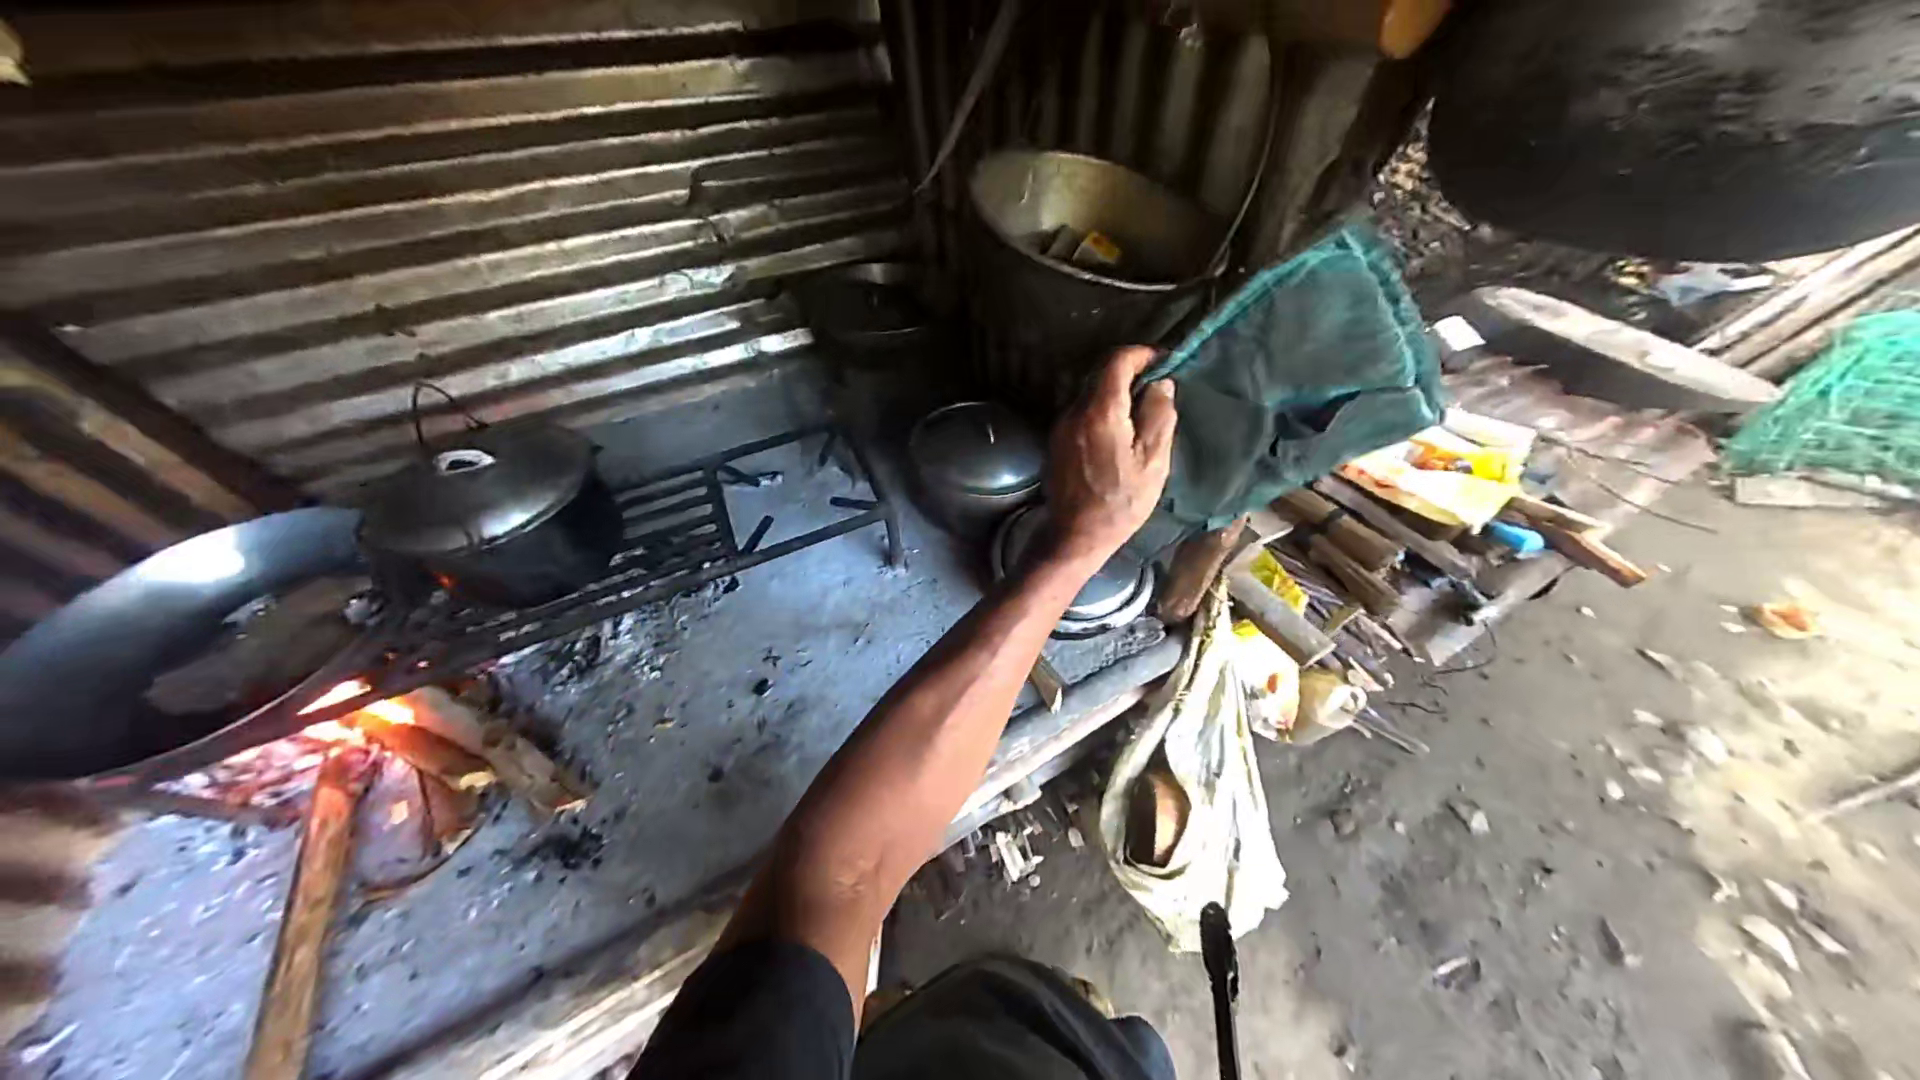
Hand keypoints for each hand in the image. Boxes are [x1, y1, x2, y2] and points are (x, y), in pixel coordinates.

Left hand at [1043, 346, 1175, 565]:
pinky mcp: (1056, 442)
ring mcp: (1060, 427)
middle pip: (1101, 375)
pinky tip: (1117, 434)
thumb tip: (1160, 384)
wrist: (1076, 535)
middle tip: (1156, 389)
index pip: (1117, 361)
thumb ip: (1158, 415)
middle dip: (1130, 374)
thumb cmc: (1121, 502)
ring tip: (1140, 414)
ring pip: (1090, 395)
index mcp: (1100, 411)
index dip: (1142, 354)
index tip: (1163, 361)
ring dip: (1115, 395)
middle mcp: (1074, 411)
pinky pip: (1081, 414)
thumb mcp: (1153, 461)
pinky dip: (1101, 412)